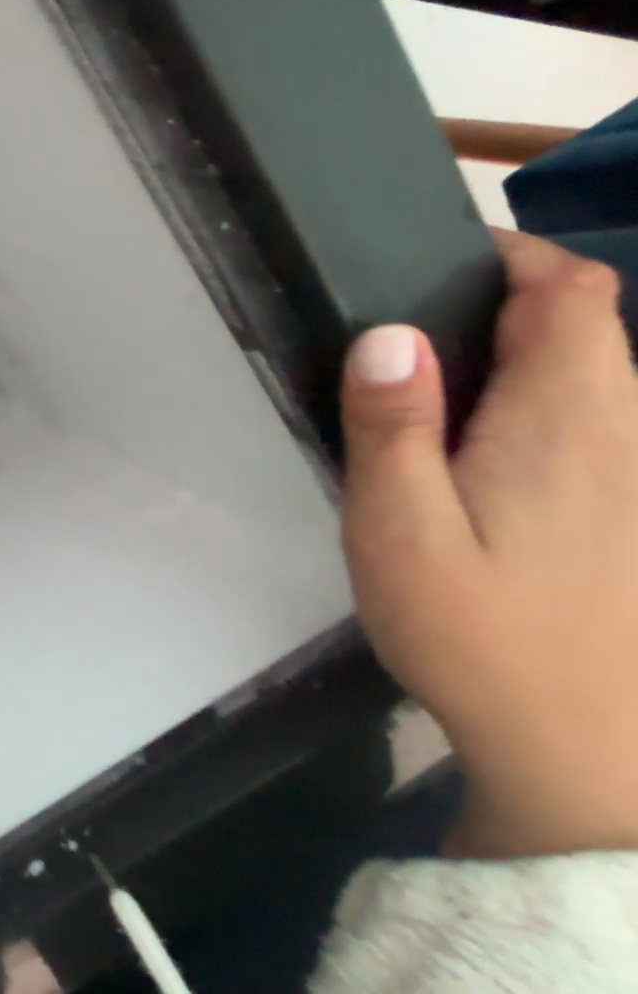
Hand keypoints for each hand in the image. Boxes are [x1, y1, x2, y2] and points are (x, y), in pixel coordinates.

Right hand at [340, 230, 637, 859]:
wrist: (584, 744)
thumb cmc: (475, 630)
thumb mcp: (399, 530)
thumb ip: (392, 430)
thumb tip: (386, 335)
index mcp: (563, 421)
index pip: (572, 292)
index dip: (516, 255)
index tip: (436, 261)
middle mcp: (625, 430)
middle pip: (595, 325)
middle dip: (515, 300)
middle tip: (408, 334)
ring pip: (604, 372)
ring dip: (531, 351)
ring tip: (433, 385)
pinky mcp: (636, 510)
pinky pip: (604, 421)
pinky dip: (549, 400)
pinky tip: (482, 449)